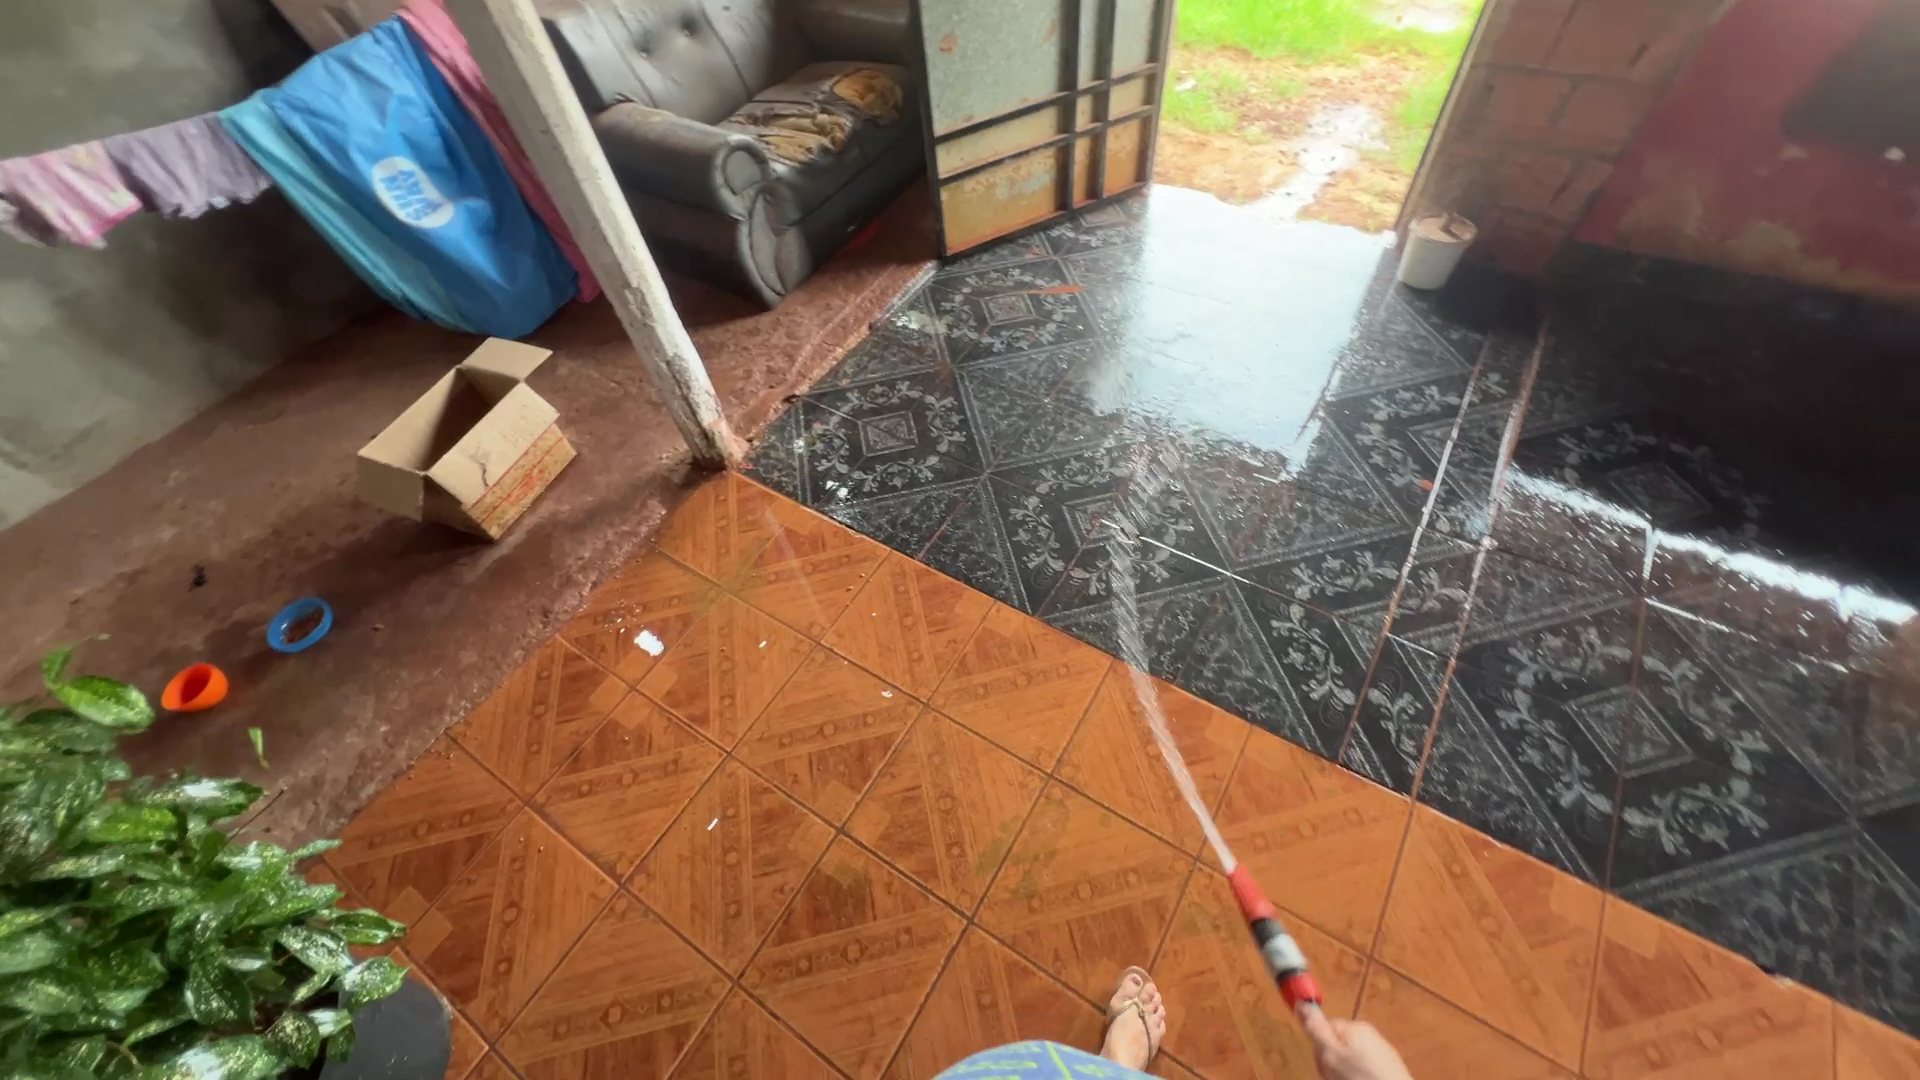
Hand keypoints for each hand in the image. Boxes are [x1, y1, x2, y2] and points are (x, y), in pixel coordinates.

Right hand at [1301, 1007, 1413, 1079]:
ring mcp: (1385, 1053)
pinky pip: (1369, 1070)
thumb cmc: (1360, 1079)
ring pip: (1355, 1059)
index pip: (1326, 1029)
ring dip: (1348, 1073)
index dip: (1320, 1049)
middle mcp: (1370, 1034)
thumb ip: (1315, 1028)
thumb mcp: (1330, 1055)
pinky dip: (1363, 1077)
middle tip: (1337, 1079)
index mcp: (1355, 1026)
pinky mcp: (1395, 1072)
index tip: (1324, 1066)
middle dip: (1335, 1062)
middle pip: (1340, 1044)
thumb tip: (1301, 1002)